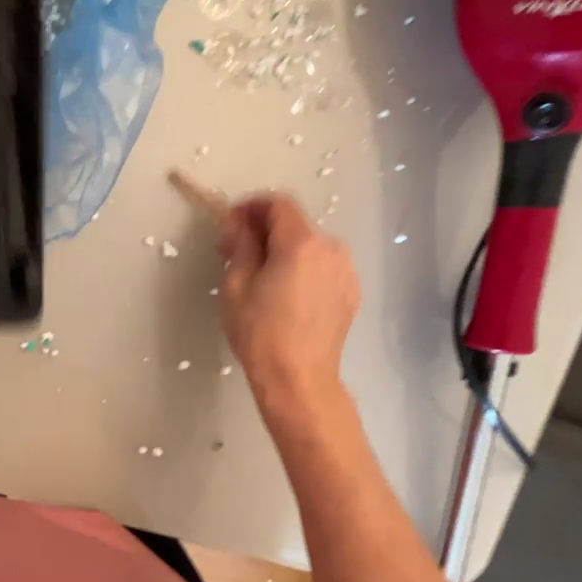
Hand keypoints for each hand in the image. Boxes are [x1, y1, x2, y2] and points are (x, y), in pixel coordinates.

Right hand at [217, 194, 360, 409]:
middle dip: (265, 230)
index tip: (231, 223)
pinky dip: (303, 269)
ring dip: (285, 250)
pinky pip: (323, 268)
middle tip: (237, 252)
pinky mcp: (351, 292)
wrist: (299, 378)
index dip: (252, 206)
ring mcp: (346, 271)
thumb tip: (238, 224)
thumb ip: (239, 245)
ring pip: (310, 246)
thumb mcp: (235, 285)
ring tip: (263, 277)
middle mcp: (331, 248)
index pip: (278, 203)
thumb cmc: (259, 332)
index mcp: (301, 243)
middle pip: (295, 224)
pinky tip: (286, 295)